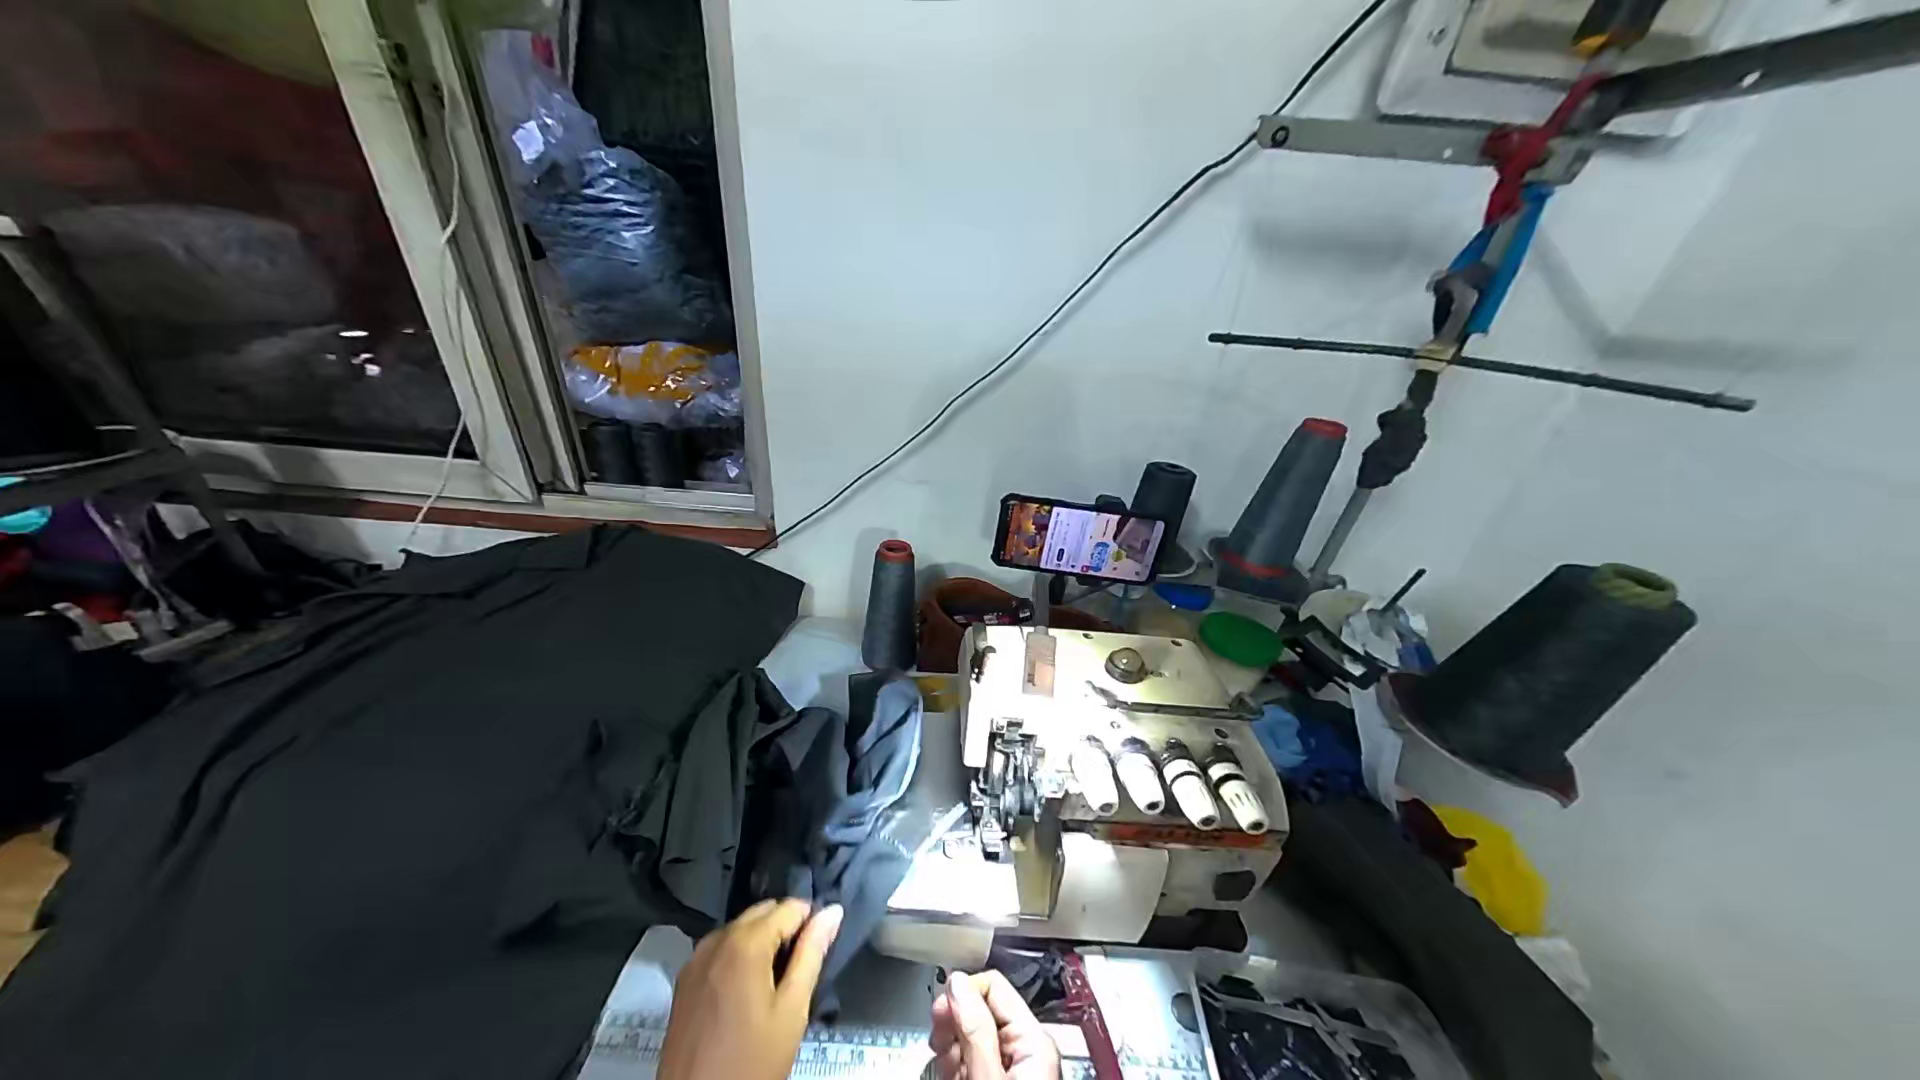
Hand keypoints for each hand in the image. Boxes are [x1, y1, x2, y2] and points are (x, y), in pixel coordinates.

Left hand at [657, 899, 843, 1079]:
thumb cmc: (751, 1063)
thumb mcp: (792, 1010)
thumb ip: (812, 953)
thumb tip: (832, 911)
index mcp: (745, 943)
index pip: (790, 907)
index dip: (810, 922)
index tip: (818, 951)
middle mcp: (717, 940)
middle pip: (763, 912)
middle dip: (785, 929)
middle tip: (798, 970)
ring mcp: (696, 959)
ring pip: (741, 928)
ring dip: (762, 940)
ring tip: (775, 983)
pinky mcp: (683, 980)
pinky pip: (720, 948)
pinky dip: (738, 955)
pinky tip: (746, 992)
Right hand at [930, 970, 1061, 1079]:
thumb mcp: (987, 1077)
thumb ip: (975, 1029)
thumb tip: (958, 981)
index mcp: (1034, 1041)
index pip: (993, 985)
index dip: (962, 995)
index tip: (939, 1013)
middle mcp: (1028, 1050)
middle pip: (981, 1009)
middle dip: (953, 1023)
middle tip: (938, 1044)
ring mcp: (1015, 1069)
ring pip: (973, 1036)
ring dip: (951, 1047)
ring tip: (945, 1068)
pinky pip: (974, 1058)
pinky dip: (957, 1065)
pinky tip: (951, 1075)